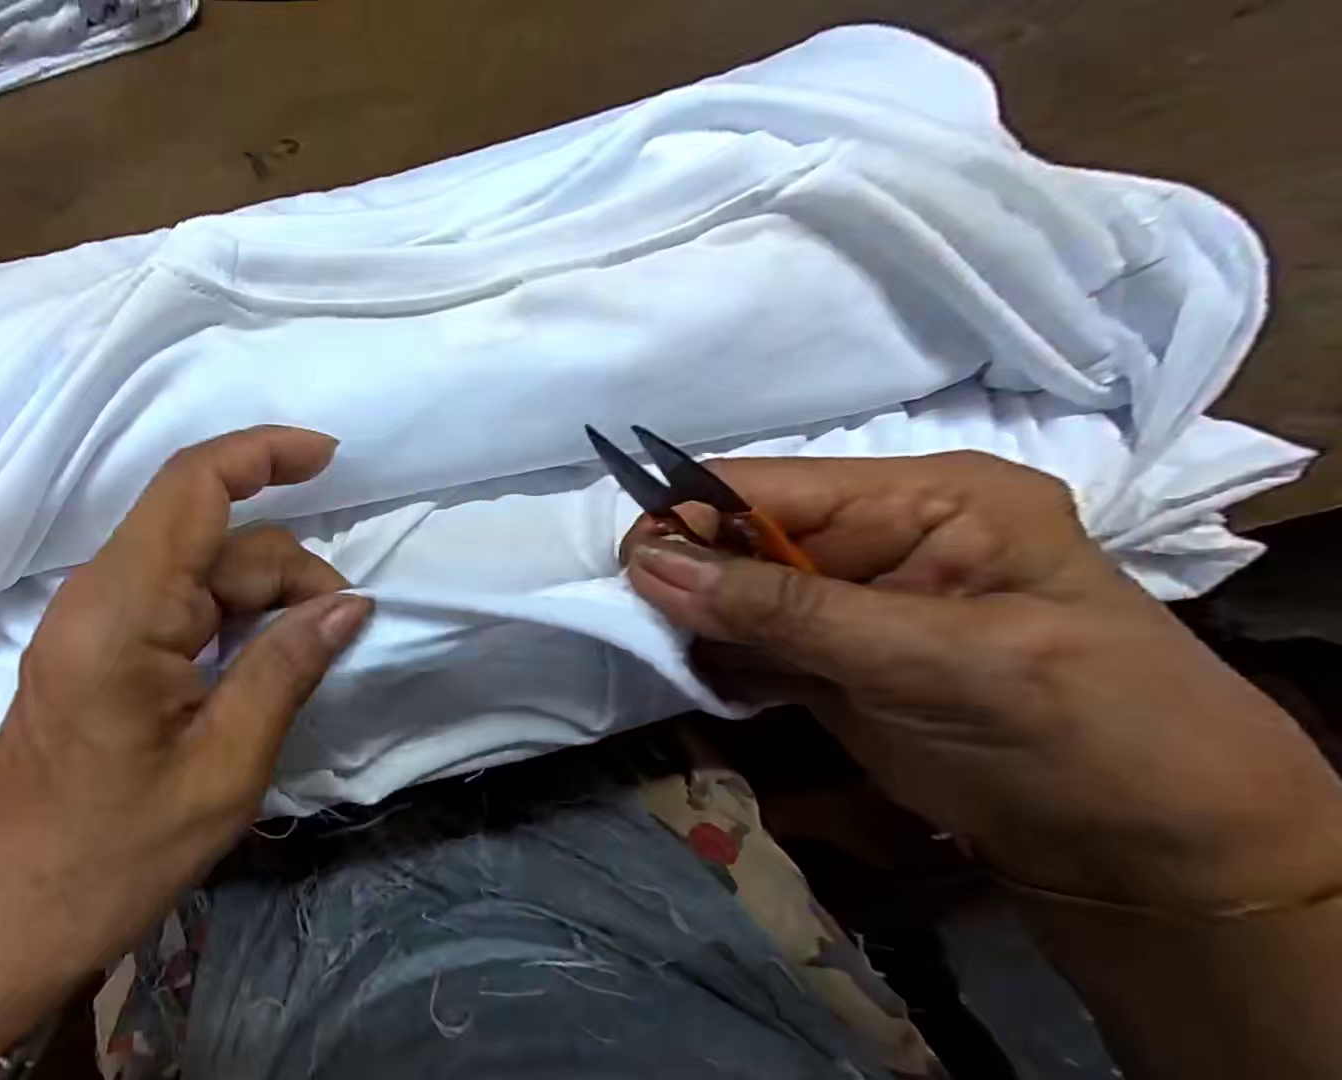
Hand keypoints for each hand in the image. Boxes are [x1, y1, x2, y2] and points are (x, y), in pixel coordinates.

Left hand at [0, 426, 370, 1070]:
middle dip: (291, 573)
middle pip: (218, 539)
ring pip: (209, 570)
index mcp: (121, 615)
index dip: (262, 452)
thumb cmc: (114, 856)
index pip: (192, 487)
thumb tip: (352, 604)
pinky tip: (268, 660)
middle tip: (339, 634)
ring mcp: (100, 617)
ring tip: (306, 662)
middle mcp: (102, 595)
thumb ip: (286, 670)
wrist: (9, 916)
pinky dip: (241, 618)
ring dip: (270, 601)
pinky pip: (189, 601)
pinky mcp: (107, 643)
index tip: (329, 455)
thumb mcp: (224, 768)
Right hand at [622, 451, 1341, 911]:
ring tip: (683, 656)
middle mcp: (872, 536)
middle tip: (649, 621)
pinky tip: (715, 683)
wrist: (1147, 856)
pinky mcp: (824, 652)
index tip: (632, 567)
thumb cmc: (1081, 731)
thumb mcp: (936, 659)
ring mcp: (844, 598)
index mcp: (920, 497)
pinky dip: (716, 661)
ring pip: (729, 591)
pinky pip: (742, 641)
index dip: (690, 513)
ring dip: (696, 623)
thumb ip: (784, 609)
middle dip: (688, 575)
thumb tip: (648, 562)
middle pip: (738, 535)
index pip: (768, 484)